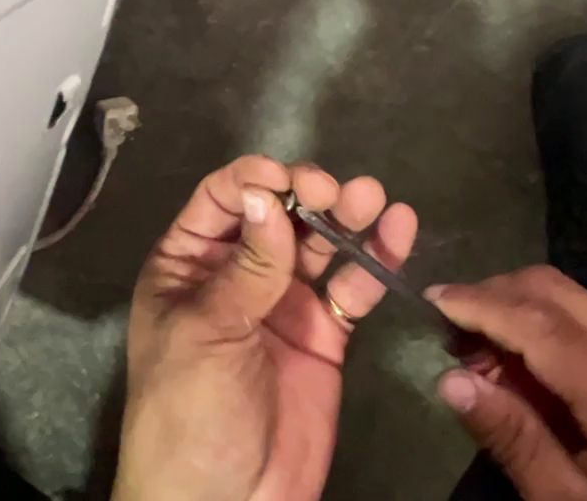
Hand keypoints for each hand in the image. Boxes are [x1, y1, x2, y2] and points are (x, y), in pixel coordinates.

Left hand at [113, 156, 417, 500]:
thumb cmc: (190, 407)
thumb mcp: (206, 329)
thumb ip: (245, 266)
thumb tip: (266, 194)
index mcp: (188, 261)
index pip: (221, 199)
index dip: (253, 179)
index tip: (287, 178)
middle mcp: (236, 270)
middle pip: (275, 213)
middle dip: (307, 193)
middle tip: (338, 191)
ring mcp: (283, 302)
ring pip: (317, 244)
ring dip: (346, 217)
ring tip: (375, 199)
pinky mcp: (323, 335)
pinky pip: (350, 289)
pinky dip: (373, 262)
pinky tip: (398, 234)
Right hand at [430, 266, 586, 500]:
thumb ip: (519, 446)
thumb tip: (449, 379)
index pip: (545, 327)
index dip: (483, 304)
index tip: (430, 300)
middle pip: (562, 295)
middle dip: (496, 296)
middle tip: (453, 335)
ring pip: (584, 305)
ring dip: (525, 313)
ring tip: (492, 364)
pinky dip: (561, 333)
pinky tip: (545, 380)